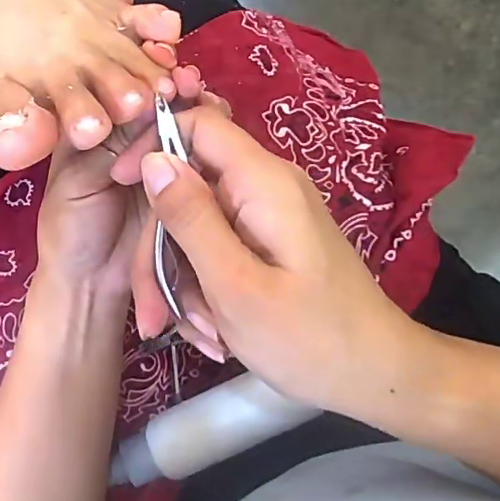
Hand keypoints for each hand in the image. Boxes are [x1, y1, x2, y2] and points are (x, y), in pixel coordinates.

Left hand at [34, 65, 210, 300]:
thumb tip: (144, 103)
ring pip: (186, 119)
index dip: (139, 71)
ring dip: (195, 102)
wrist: (93, 282)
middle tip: (184, 78)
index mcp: (94, 126)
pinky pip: (203, 152)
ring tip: (197, 90)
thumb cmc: (70, 228)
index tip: (156, 60)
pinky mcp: (187, 180)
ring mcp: (161, 157)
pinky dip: (211, 133)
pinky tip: (216, 114)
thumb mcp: (77, 179)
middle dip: (173, 82)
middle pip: (158, 98)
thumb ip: (109, 143)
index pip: (120, 87)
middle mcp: (129, 135)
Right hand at [110, 110, 421, 415]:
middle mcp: (266, 186)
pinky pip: (218, 246)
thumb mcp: (235, 284)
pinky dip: (206, 286)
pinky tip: (213, 331)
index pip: (198, 124)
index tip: (120, 185)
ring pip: (197, 225)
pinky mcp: (268, 240)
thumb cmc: (310, 339)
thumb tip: (153, 160)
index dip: (152, 144)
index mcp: (263, 182)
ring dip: (183, 280)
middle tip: (155, 314)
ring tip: (201, 333)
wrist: (379, 377)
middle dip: (161, 249)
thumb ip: (190, 217)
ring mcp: (268, 214)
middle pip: (188, 187)